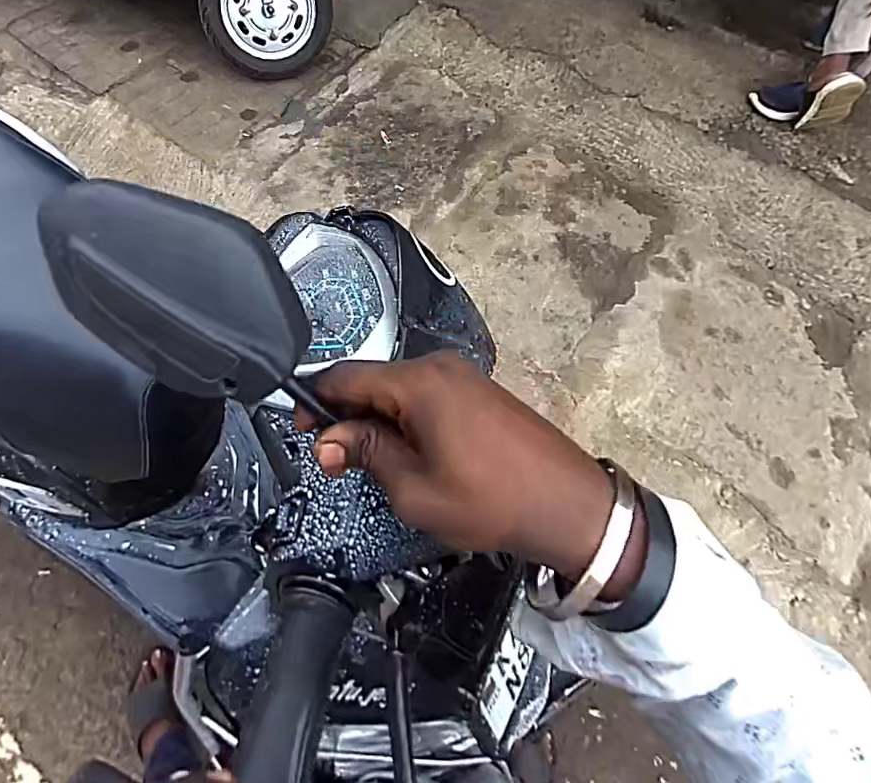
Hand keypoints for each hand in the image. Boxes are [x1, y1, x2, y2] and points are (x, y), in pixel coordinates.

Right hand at [295, 353, 643, 595]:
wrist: (567, 503)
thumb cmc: (495, 500)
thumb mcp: (414, 488)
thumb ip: (366, 454)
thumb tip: (330, 439)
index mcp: (420, 383)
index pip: (346, 375)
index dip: (316, 401)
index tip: (304, 428)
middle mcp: (441, 367)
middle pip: (373, 380)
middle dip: (349, 416)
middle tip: (341, 460)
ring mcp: (463, 375)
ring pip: (398, 389)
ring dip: (379, 420)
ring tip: (383, 464)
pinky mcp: (477, 388)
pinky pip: (426, 394)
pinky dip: (407, 417)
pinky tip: (413, 452)